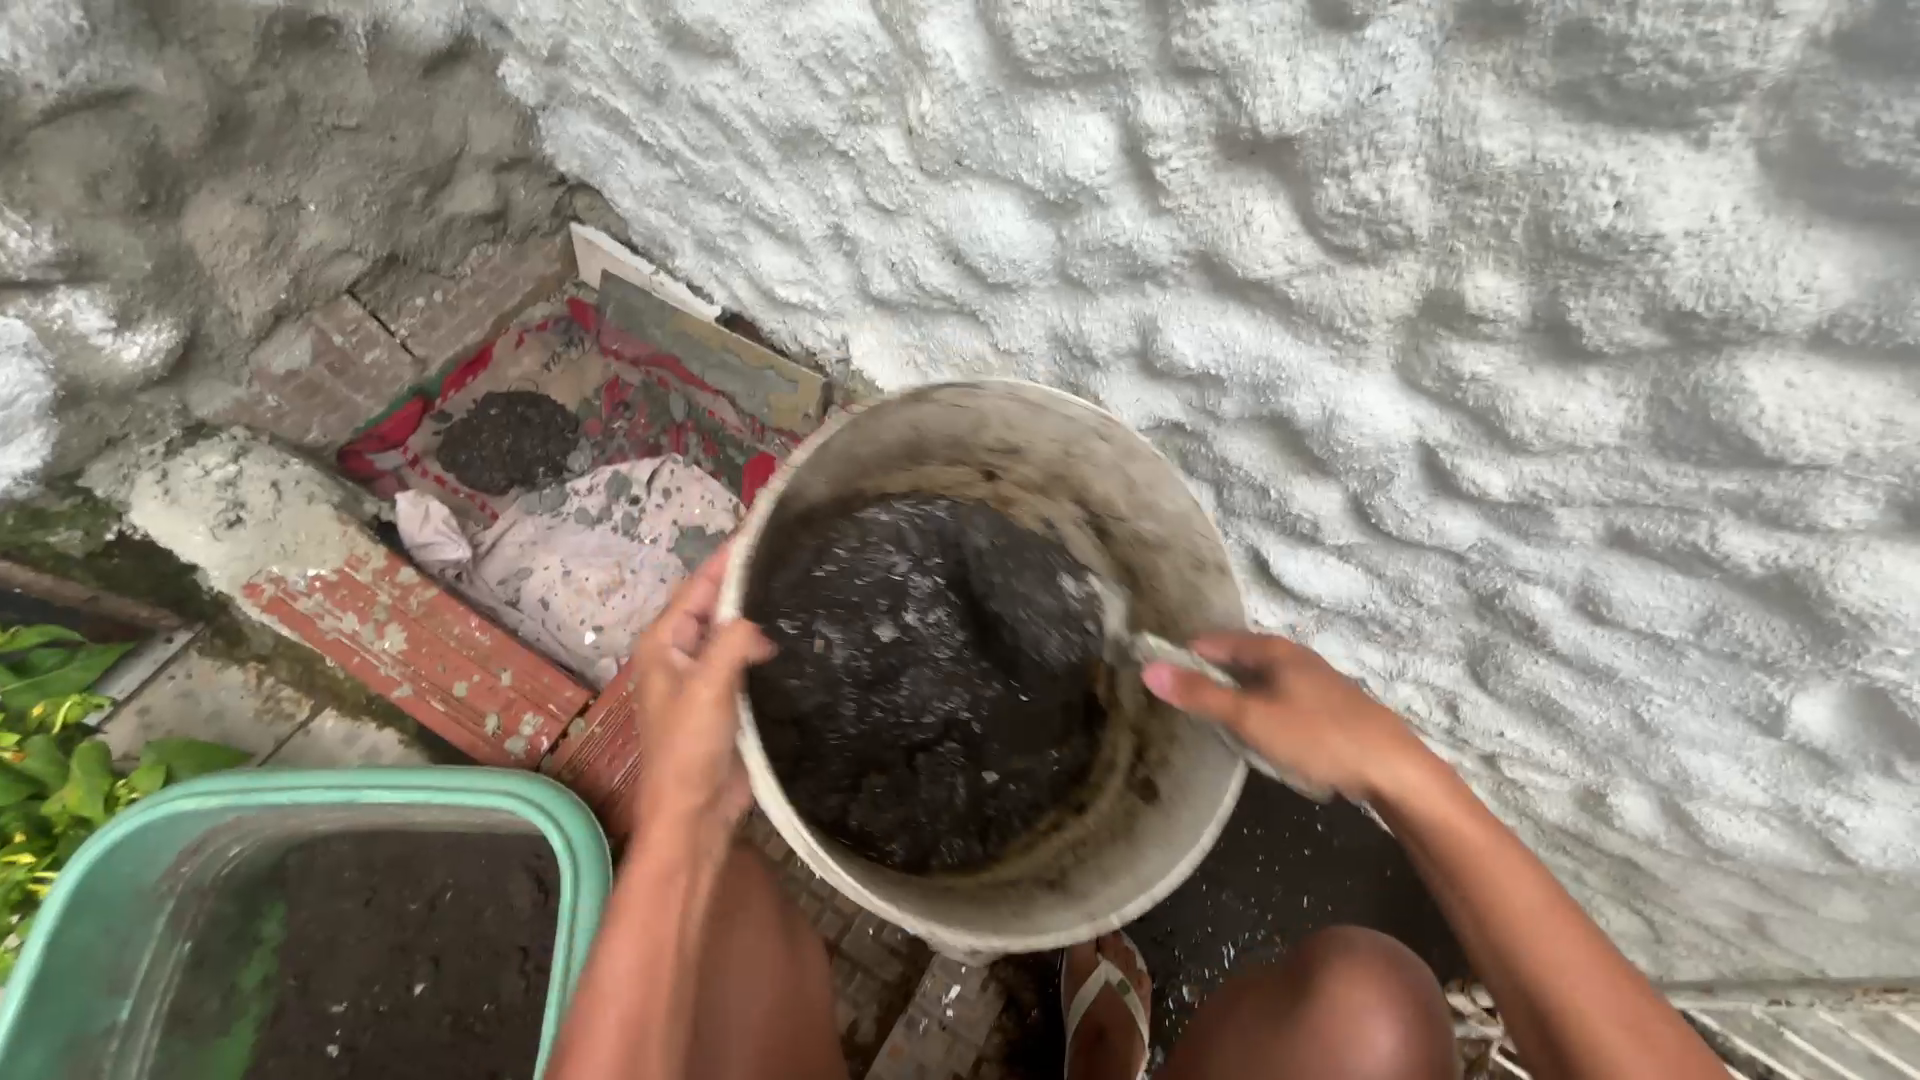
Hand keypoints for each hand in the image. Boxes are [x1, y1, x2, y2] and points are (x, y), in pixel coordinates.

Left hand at [627, 545, 776, 832]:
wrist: (694, 811)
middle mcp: (683, 652)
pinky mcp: (730, 696)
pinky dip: (769, 643)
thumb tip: (760, 626)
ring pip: (736, 630)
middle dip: (748, 580)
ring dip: (760, 612)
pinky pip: (750, 657)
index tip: (760, 529)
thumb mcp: (707, 688)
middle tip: (791, 553)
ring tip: (801, 584)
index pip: (700, 586)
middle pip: (718, 604)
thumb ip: (731, 642)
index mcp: (665, 643)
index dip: (728, 558)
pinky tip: (798, 633)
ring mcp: (708, 675)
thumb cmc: (688, 749)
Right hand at [1141, 632, 1427, 801]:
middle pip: (1237, 661)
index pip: (1213, 642)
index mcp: (1272, 650)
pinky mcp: (1328, 707)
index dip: (1185, 658)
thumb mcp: (1250, 718)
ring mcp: (1314, 682)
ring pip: (1260, 683)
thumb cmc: (1317, 736)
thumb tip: (1148, 668)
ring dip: (1237, 699)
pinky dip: (1262, 712)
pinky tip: (1263, 738)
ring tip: (1220, 727)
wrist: (1395, 769)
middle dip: (1210, 680)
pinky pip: (1280, 701)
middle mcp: (1293, 657)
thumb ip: (1200, 694)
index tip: (1164, 681)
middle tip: (1187, 709)